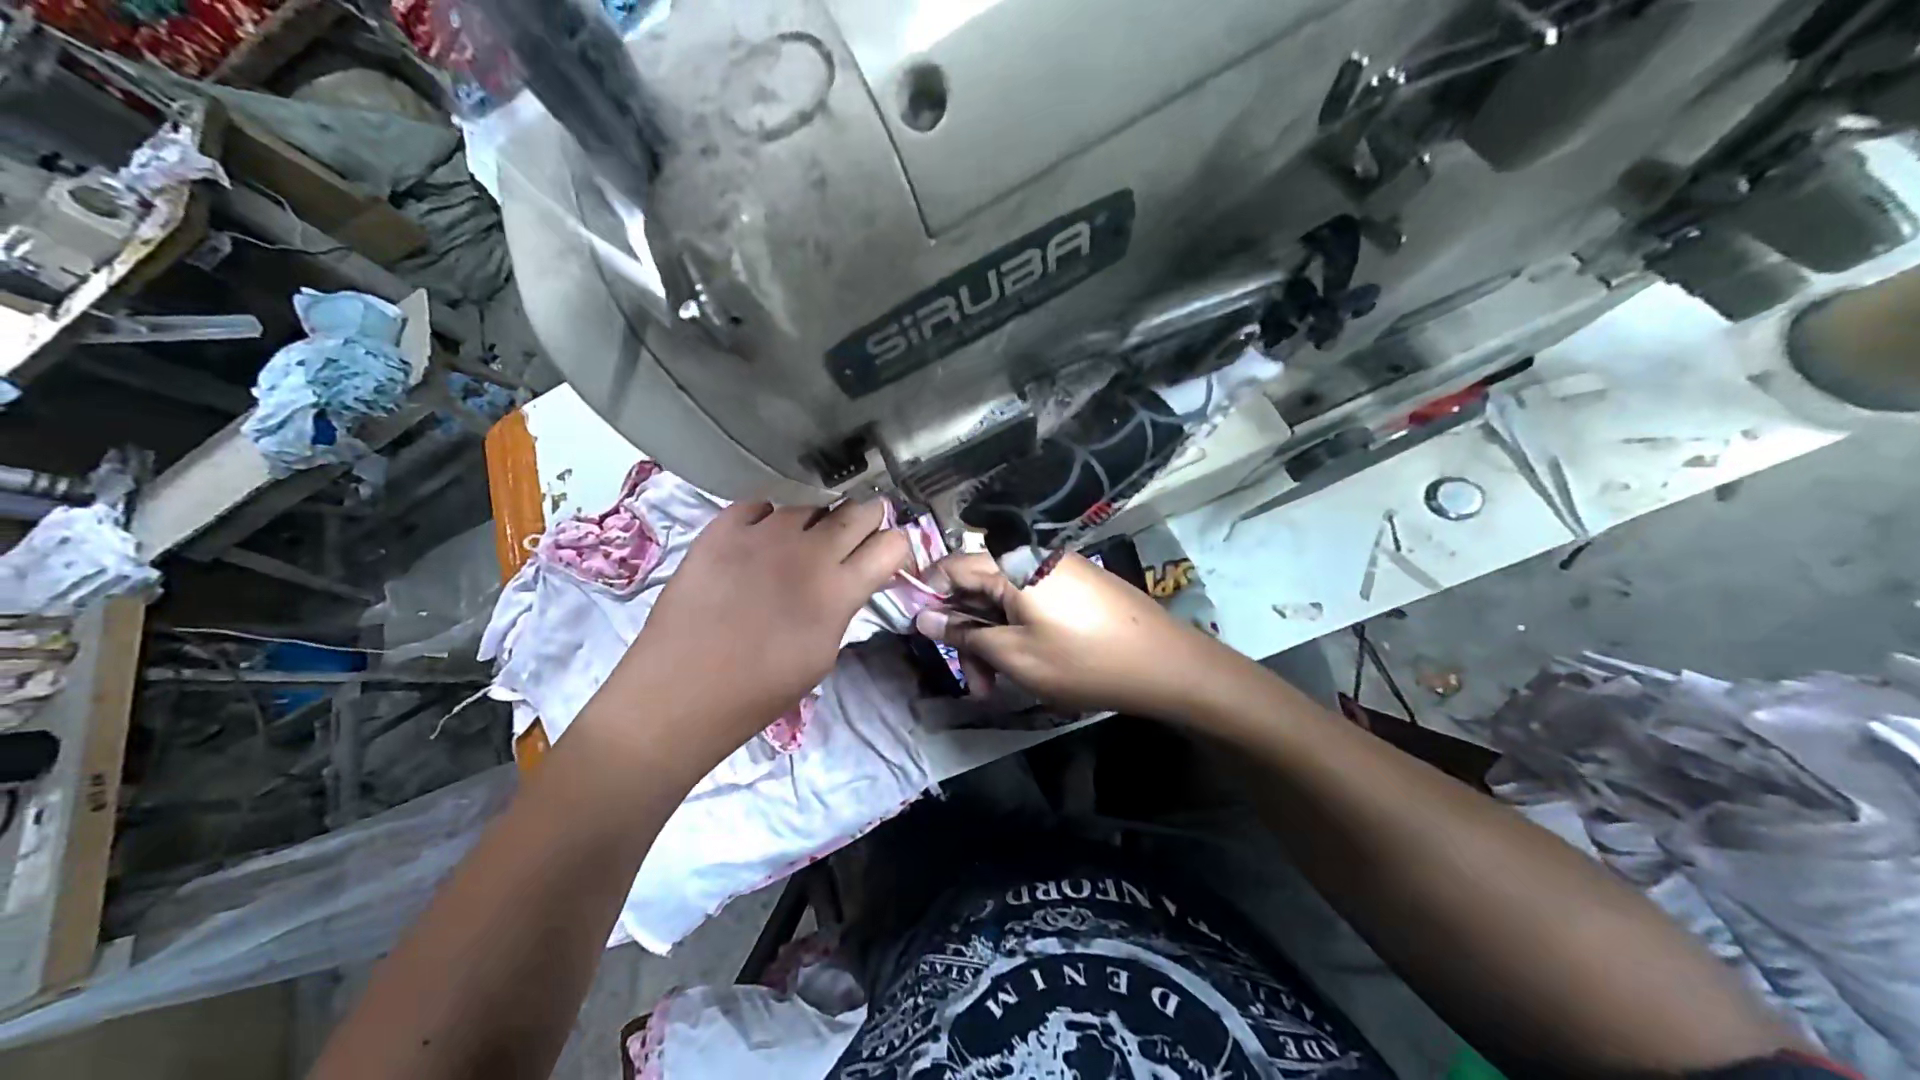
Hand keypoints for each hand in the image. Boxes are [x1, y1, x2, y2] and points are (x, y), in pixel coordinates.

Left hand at [615, 498, 909, 754]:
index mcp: (838, 590)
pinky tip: (761, 539)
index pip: (891, 544)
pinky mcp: (721, 529)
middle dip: (867, 519)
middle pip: (857, 511)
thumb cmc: (759, 690)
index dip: (896, 546)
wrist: (681, 691)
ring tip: (802, 543)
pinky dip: (768, 519)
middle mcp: (807, 552)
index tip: (887, 554)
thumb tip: (848, 582)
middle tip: (858, 534)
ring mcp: (762, 535)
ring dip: (816, 522)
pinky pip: (759, 506)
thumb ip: (843, 608)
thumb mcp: (823, 655)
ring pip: (808, 506)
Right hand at [913, 553, 1234, 721]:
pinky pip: (1030, 603)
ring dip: (992, 641)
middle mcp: (1030, 557)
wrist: (1165, 665)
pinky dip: (1017, 632)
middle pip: (977, 586)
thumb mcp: (1014, 654)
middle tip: (973, 682)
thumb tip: (922, 617)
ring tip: (997, 687)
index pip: (950, 564)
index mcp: (1012, 564)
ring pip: (1003, 601)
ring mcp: (1055, 571)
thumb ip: (964, 633)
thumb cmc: (1082, 661)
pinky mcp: (1074, 586)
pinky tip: (1025, 666)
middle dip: (966, 633)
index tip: (923, 634)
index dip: (928, 596)